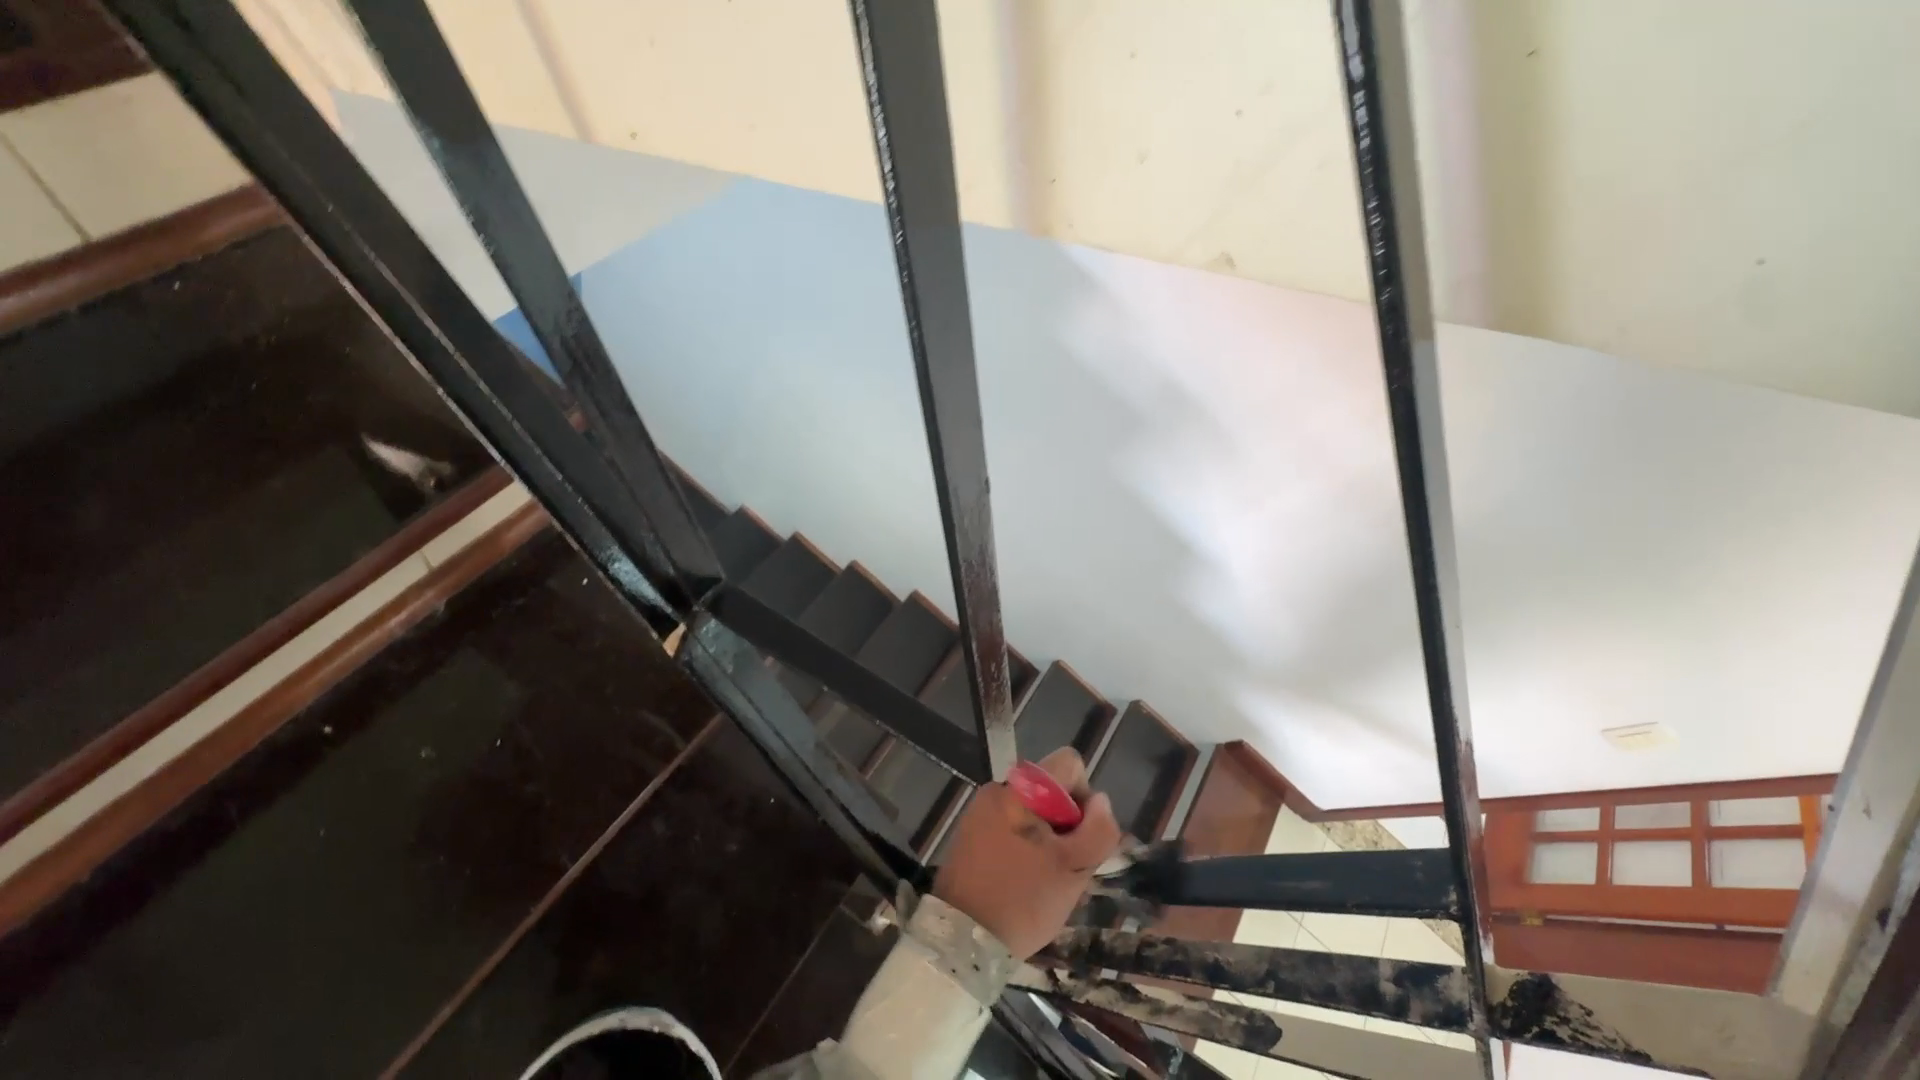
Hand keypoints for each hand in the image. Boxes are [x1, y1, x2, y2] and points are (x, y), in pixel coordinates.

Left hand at [932, 748, 1122, 958]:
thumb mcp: (1076, 869)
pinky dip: (1023, 847)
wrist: (961, 939)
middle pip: (1050, 790)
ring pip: (1031, 812)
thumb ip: (1099, 829)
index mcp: (1022, 789)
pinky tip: (1021, 881)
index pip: (1070, 764)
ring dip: (1046, 839)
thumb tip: (1100, 801)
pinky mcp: (968, 834)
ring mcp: (979, 811)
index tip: (1077, 837)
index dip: (1084, 797)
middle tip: (1063, 866)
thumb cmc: (1024, 900)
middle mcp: (997, 789)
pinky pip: (1010, 827)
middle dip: (1065, 824)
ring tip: (1042, 879)